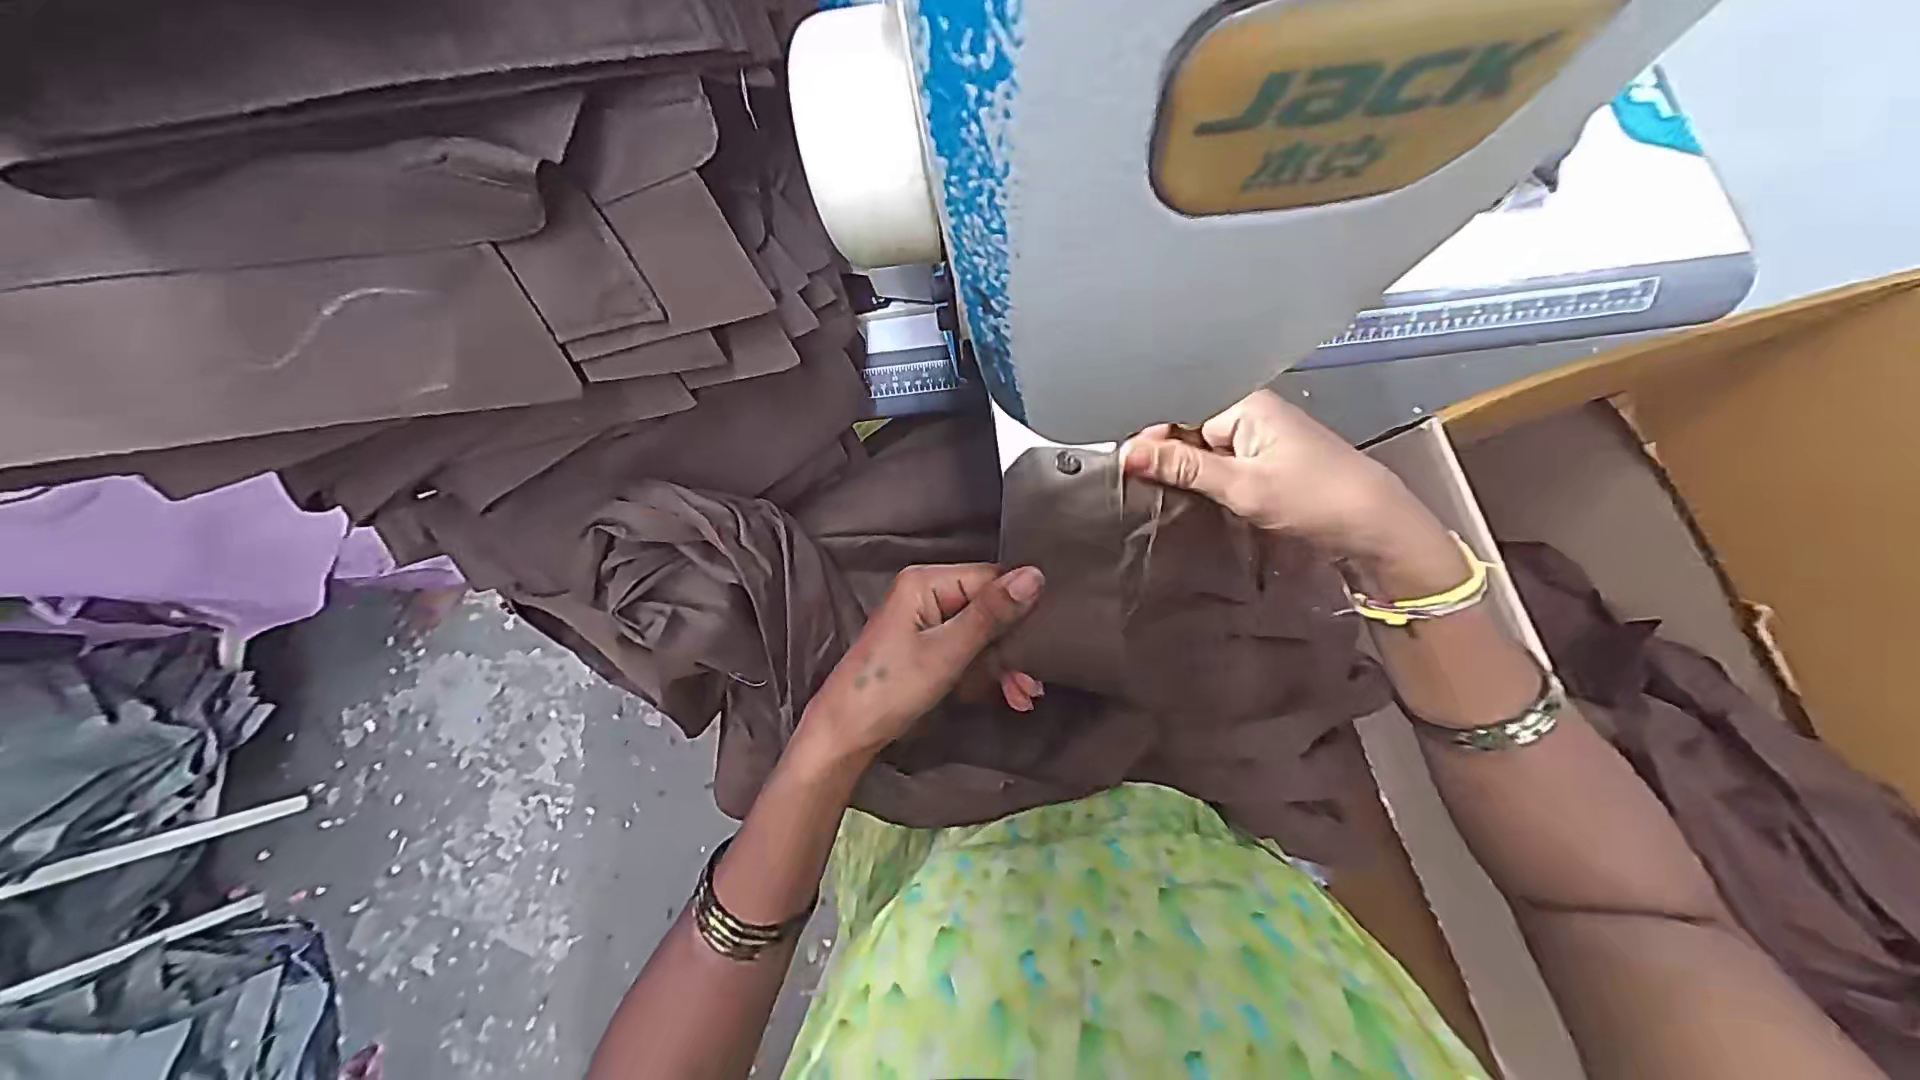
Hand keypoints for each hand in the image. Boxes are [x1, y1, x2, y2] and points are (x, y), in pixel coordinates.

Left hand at [797, 563, 1044, 761]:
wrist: (846, 733)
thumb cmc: (891, 688)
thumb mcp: (947, 652)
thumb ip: (991, 614)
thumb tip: (1036, 574)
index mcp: (925, 581)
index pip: (989, 579)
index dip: (1020, 606)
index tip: (1048, 638)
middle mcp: (927, 592)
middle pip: (988, 606)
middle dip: (1014, 645)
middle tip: (1036, 681)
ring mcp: (928, 620)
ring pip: (983, 633)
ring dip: (1005, 665)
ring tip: (1026, 696)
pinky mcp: (929, 645)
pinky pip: (969, 649)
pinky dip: (988, 672)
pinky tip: (1010, 697)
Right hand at [1120, 390, 1451, 568]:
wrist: (1375, 528)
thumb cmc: (1314, 498)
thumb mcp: (1240, 485)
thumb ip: (1182, 467)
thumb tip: (1128, 454)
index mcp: (1244, 403)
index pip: (1177, 407)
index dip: (1150, 434)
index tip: (1129, 465)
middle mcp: (1248, 414)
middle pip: (1186, 426)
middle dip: (1163, 452)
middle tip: (1140, 481)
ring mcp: (1256, 438)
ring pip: (1199, 447)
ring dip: (1181, 468)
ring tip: (1160, 488)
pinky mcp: (1261, 462)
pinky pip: (1216, 463)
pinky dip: (1201, 478)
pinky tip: (1188, 494)